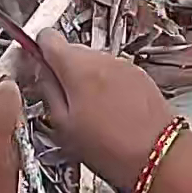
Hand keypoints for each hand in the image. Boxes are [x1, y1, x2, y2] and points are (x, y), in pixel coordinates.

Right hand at [36, 32, 177, 192]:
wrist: (157, 155)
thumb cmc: (110, 148)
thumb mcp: (63, 125)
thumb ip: (46, 89)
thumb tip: (37, 69)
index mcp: (77, 68)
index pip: (48, 37)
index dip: (37, 49)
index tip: (35, 63)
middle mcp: (100, 58)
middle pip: (70, 49)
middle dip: (61, 69)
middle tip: (60, 99)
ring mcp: (121, 63)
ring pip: (91, 60)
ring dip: (84, 77)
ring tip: (87, 111)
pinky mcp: (137, 72)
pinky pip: (110, 70)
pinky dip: (104, 83)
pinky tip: (107, 110)